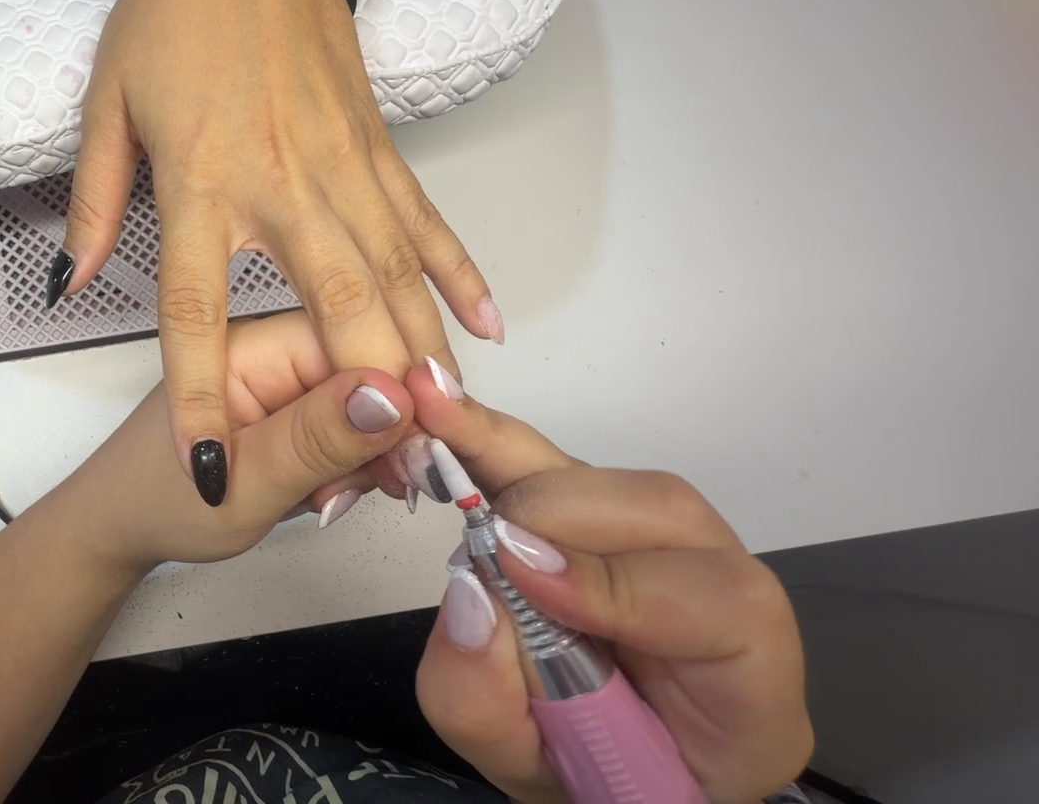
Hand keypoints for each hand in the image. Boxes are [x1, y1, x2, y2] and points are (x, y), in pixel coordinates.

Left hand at [47, 314, 417, 572]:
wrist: (121, 520)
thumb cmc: (160, 501)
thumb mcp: (242, 483)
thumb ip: (315, 439)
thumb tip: (395, 392)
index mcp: (252, 344)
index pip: (356, 337)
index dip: (400, 399)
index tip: (410, 460)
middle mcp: (272, 343)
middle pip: (373, 362)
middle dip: (387, 432)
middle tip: (362, 487)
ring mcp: (282, 367)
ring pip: (369, 394)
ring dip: (371, 451)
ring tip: (330, 494)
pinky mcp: (290, 394)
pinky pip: (351, 413)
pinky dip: (359, 453)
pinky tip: (338, 483)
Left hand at [55, 0, 500, 505]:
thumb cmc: (168, 22)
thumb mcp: (107, 104)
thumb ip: (98, 202)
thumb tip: (79, 281)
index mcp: (202, 186)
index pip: (197, 314)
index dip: (201, 401)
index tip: (212, 473)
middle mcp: (284, 189)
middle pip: (334, 309)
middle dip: (366, 397)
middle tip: (392, 471)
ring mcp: (345, 168)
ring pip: (396, 277)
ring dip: (425, 355)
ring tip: (447, 426)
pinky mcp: (381, 146)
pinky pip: (426, 220)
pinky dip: (459, 273)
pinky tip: (486, 327)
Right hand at [405, 369, 812, 803]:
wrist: (583, 757)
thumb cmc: (568, 771)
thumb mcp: (512, 764)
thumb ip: (479, 697)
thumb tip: (468, 589)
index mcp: (745, 698)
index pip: (723, 606)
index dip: (617, 580)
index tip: (514, 571)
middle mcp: (722, 600)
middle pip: (669, 514)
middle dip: (554, 513)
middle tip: (473, 535)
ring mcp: (666, 547)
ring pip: (617, 479)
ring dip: (521, 472)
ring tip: (454, 493)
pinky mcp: (601, 511)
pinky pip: (562, 461)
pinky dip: (493, 439)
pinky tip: (442, 419)